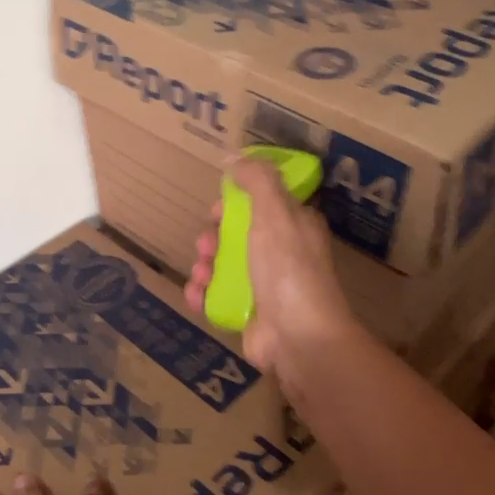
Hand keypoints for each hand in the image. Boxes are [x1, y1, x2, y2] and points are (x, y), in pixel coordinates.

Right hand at [183, 157, 363, 380]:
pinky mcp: (248, 314)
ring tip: (200, 273)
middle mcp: (281, 254)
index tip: (216, 207)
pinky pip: (217, 297)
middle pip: (236, 235)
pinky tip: (196, 295)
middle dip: (213, 236)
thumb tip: (233, 156)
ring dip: (203, 265)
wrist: (298, 338)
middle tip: (206, 244)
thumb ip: (256, 180)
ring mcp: (265, 286)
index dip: (235, 202)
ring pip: (223, 266)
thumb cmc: (288, 270)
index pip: (262, 203)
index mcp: (294, 227)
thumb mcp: (274, 213)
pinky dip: (202, 294)